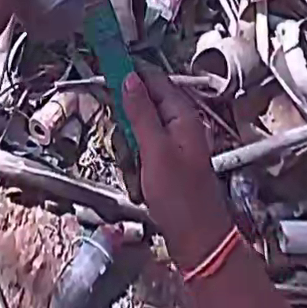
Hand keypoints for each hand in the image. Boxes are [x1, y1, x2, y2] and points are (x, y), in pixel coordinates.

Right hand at [121, 66, 235, 269]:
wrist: (199, 243)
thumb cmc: (182, 200)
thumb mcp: (155, 151)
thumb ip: (141, 112)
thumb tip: (129, 79)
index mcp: (182, 114)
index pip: (153, 78)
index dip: (130, 70)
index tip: (107, 64)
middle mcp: (180, 123)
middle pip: (144, 101)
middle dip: (128, 117)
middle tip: (123, 135)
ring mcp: (174, 141)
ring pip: (139, 125)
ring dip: (130, 142)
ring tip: (135, 165)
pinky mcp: (167, 159)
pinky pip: (143, 146)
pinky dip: (135, 157)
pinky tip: (138, 176)